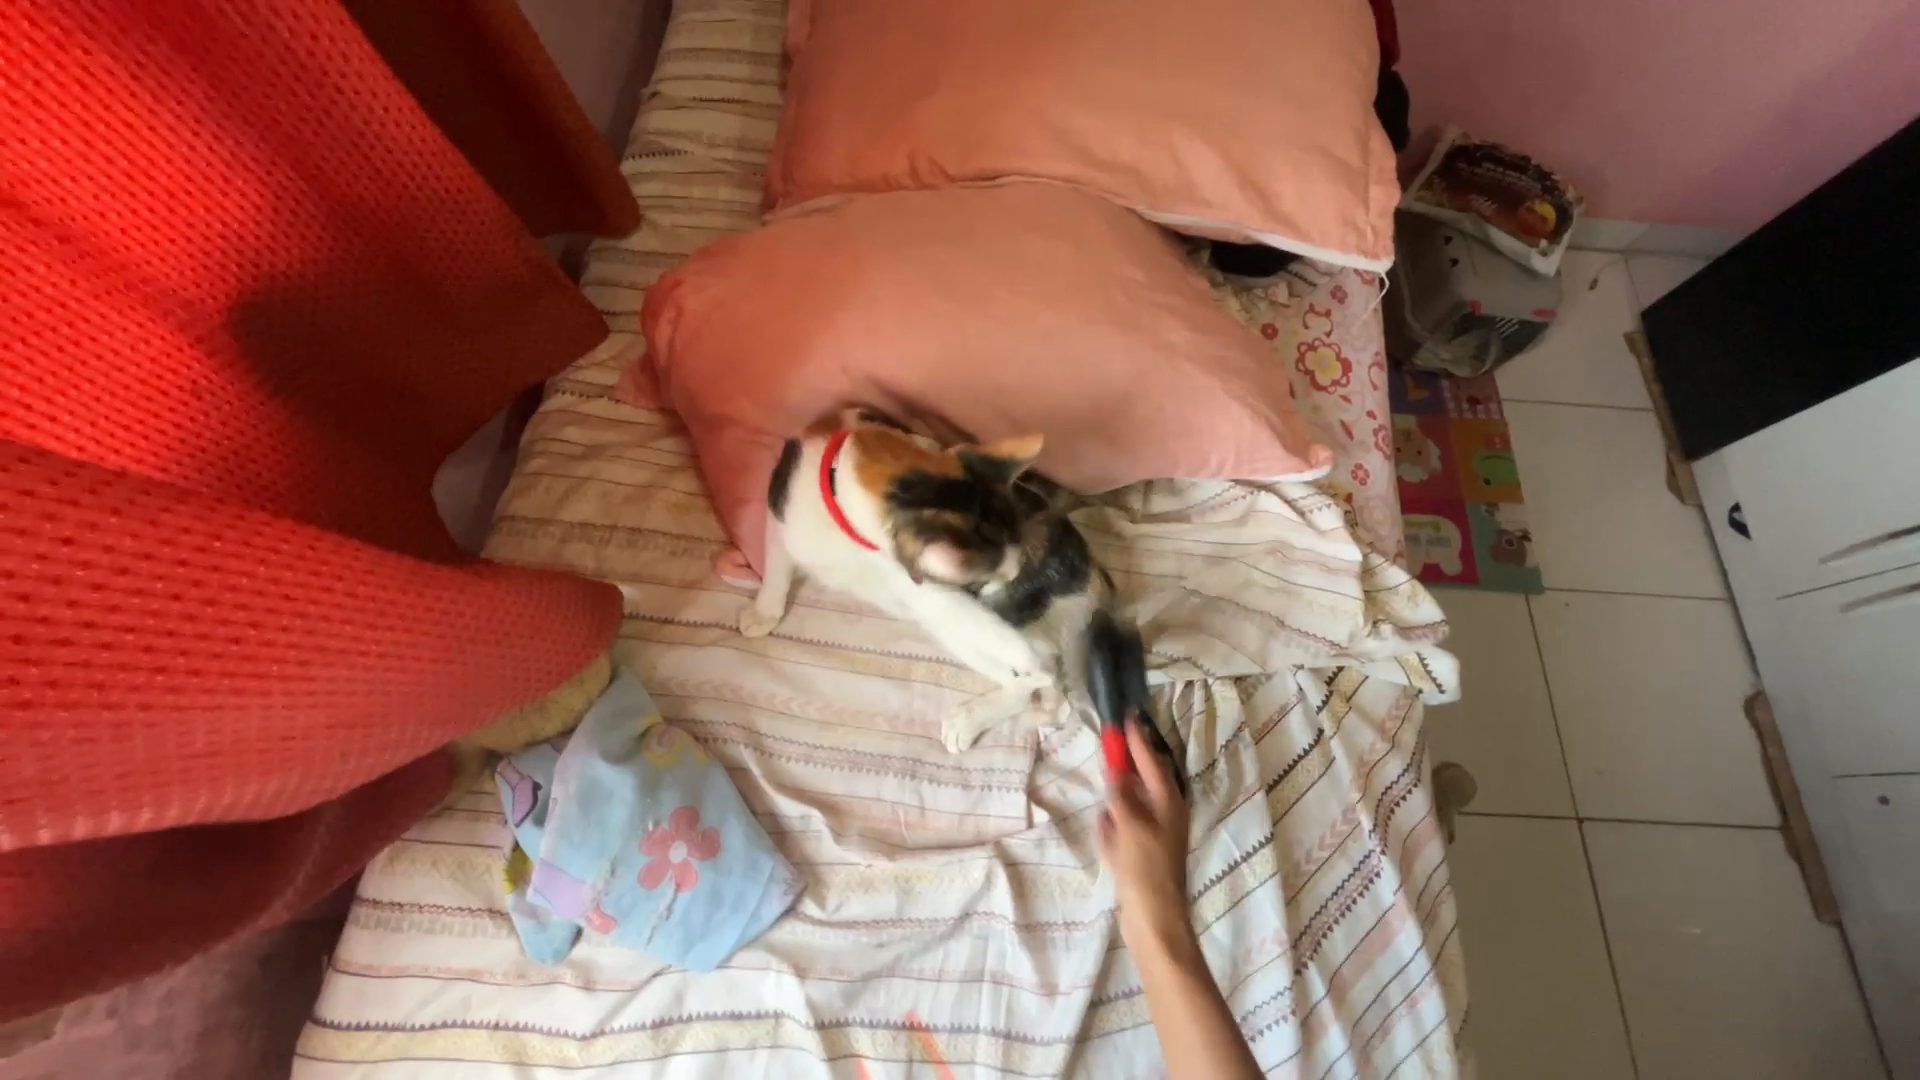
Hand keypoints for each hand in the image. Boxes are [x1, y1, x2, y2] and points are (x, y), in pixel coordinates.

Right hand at [1097, 714, 1195, 960]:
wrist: (1155, 923)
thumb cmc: (1147, 869)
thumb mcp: (1131, 825)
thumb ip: (1121, 794)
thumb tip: (1114, 767)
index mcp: (1169, 803)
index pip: (1151, 762)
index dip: (1137, 739)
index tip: (1126, 715)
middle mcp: (1165, 816)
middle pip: (1144, 782)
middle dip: (1129, 764)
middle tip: (1112, 743)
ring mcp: (1154, 837)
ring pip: (1133, 805)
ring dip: (1120, 794)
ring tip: (1106, 778)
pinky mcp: (1141, 857)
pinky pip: (1124, 831)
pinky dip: (1115, 826)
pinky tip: (1104, 825)